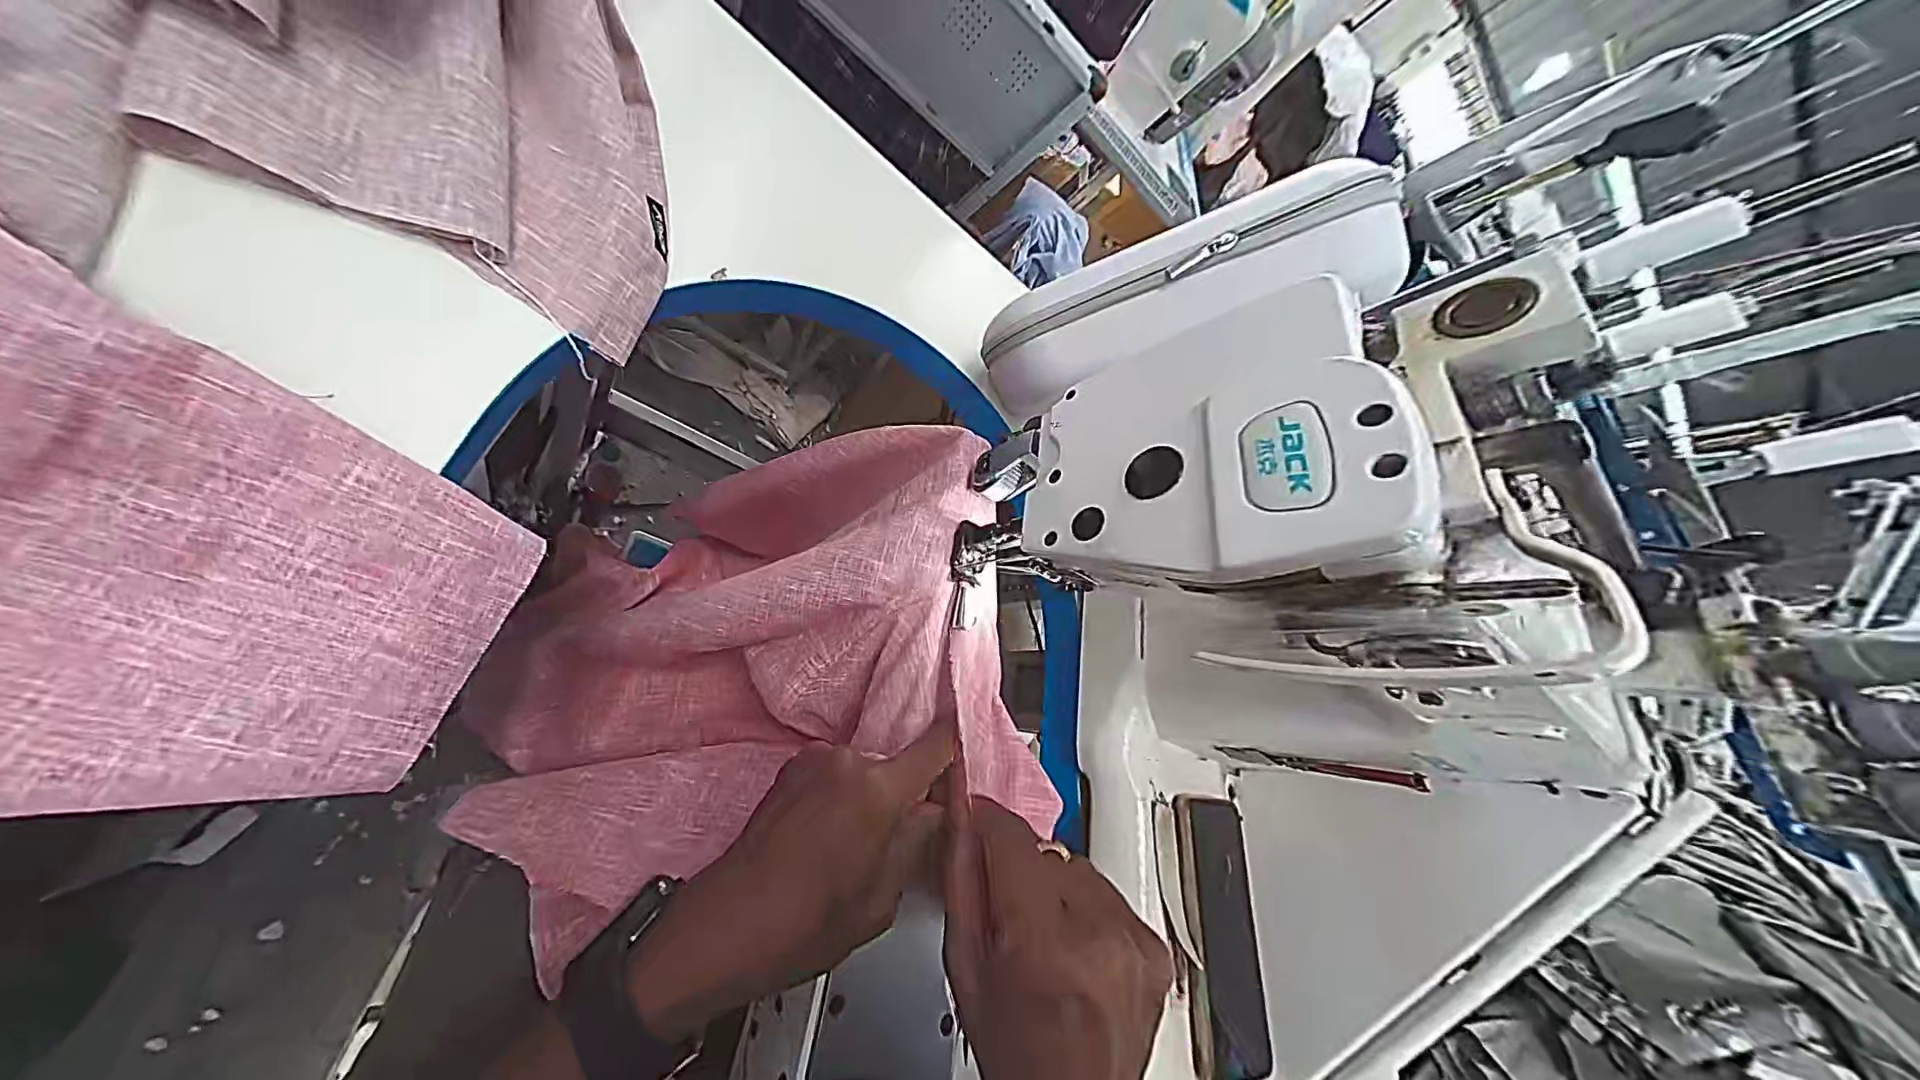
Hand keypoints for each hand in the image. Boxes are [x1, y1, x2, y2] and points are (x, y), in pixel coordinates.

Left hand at [623, 724, 955, 1039]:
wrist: (726, 925)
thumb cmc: (803, 923)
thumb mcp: (880, 899)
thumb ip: (915, 842)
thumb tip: (932, 813)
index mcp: (878, 790)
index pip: (937, 743)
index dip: (957, 747)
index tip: (964, 756)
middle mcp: (846, 761)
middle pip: (898, 764)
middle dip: (907, 793)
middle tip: (901, 834)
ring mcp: (813, 761)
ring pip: (866, 771)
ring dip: (870, 796)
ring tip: (852, 845)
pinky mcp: (790, 769)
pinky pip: (835, 774)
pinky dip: (841, 795)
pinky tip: (826, 838)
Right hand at [944, 794, 1172, 1079]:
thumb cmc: (1017, 1051)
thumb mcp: (966, 967)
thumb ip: (960, 880)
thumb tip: (961, 820)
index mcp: (1040, 943)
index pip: (1013, 837)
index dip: (989, 820)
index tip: (977, 815)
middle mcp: (1095, 935)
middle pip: (1046, 851)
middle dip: (1020, 868)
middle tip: (1011, 912)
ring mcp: (1131, 941)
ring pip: (1078, 867)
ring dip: (1056, 887)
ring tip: (1047, 936)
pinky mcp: (1154, 947)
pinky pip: (1110, 893)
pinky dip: (1089, 908)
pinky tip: (1077, 946)